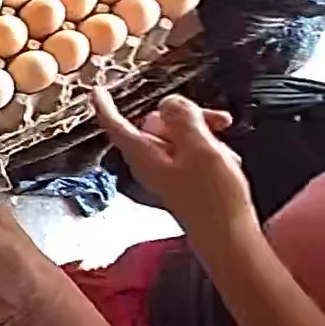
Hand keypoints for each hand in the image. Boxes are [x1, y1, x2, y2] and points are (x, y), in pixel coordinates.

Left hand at [91, 87, 250, 235]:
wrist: (228, 234)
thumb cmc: (213, 196)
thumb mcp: (201, 149)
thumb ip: (183, 121)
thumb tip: (169, 103)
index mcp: (142, 153)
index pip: (115, 123)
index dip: (106, 105)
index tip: (97, 91)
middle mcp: (146, 160)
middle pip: (156, 124)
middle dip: (187, 118)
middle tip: (220, 121)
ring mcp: (163, 169)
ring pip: (176, 136)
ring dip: (203, 135)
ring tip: (225, 153)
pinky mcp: (179, 177)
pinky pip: (188, 152)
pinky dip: (207, 151)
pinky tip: (225, 162)